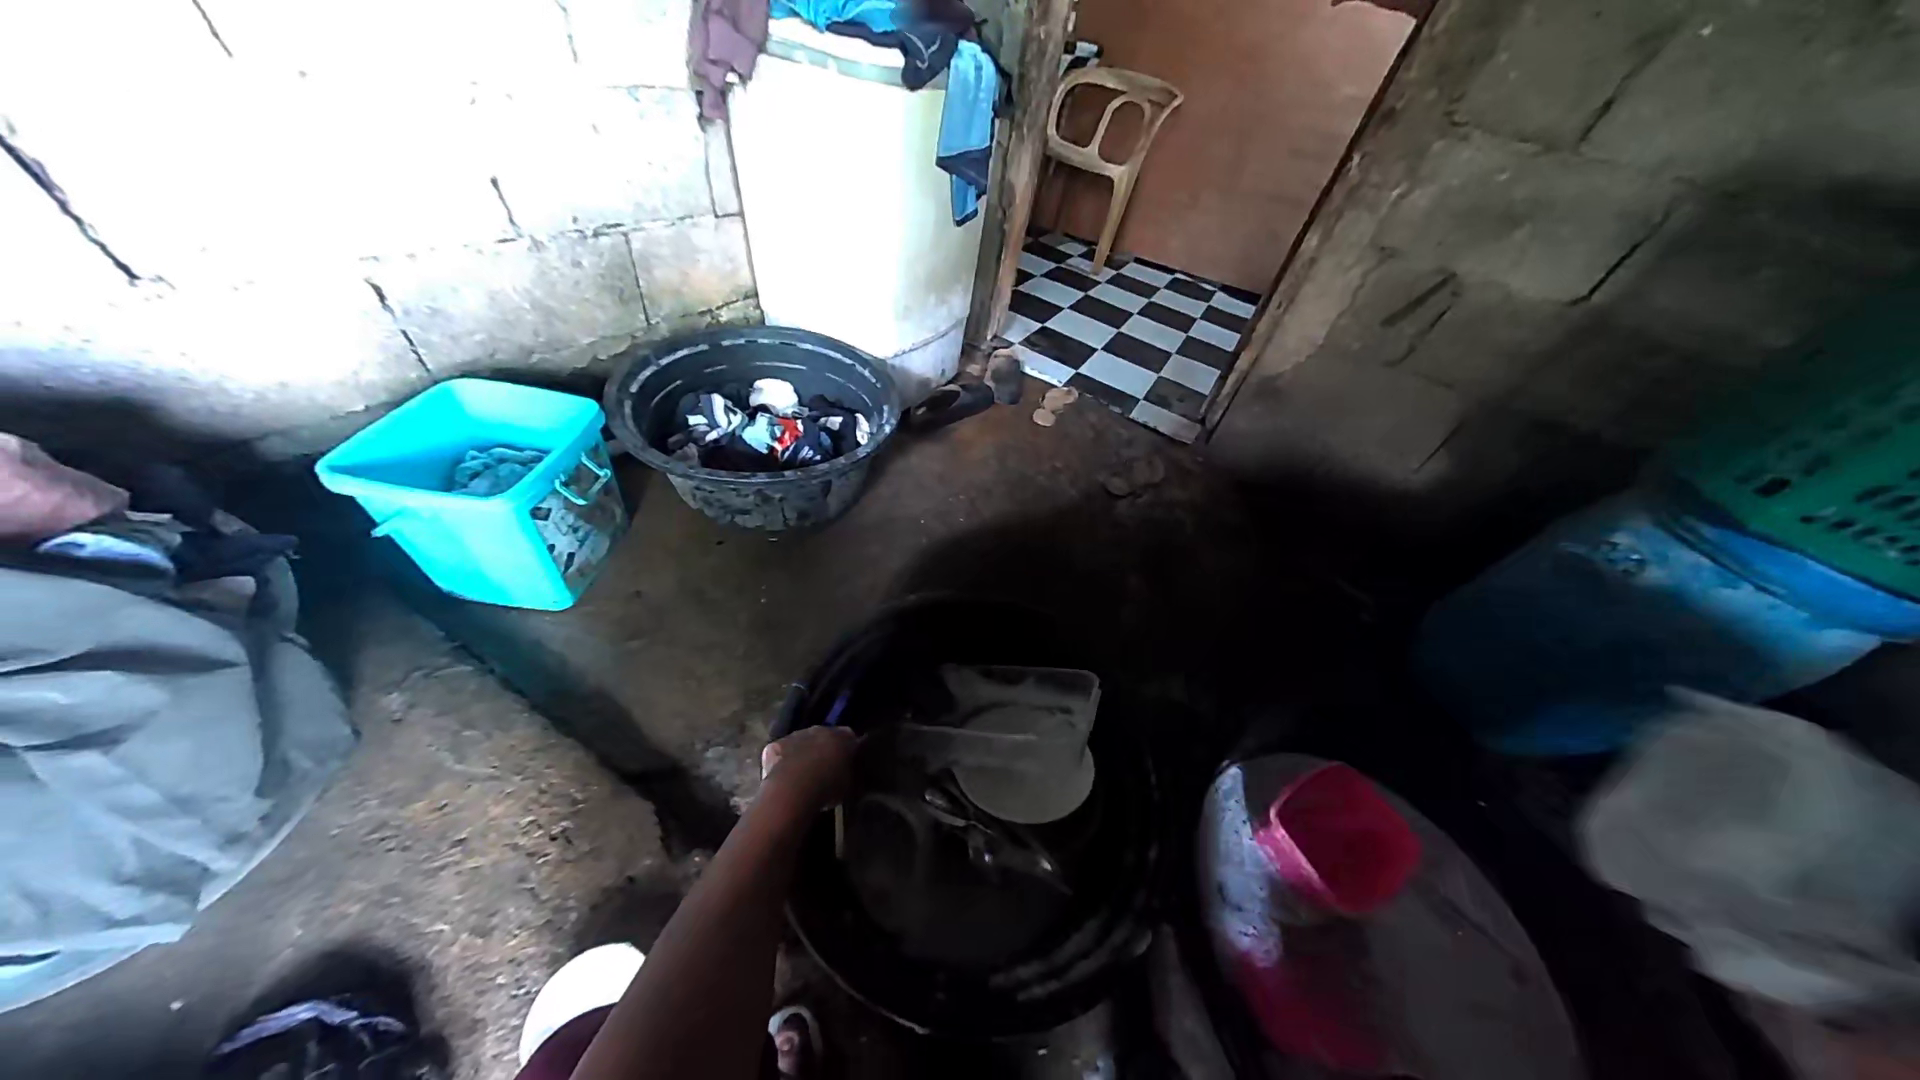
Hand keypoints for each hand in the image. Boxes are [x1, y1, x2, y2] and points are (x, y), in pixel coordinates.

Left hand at [758, 726, 856, 813]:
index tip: (847, 763)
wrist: (793, 790)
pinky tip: (783, 776)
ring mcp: (795, 735)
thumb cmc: (828, 787)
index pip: (849, 737)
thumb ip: (852, 772)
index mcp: (842, 736)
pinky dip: (782, 760)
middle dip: (825, 749)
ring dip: (803, 752)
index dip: (848, 749)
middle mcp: (819, 729)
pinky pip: (781, 751)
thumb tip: (851, 771)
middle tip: (824, 768)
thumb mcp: (850, 785)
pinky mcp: (775, 745)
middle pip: (824, 736)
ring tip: (803, 775)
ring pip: (801, 742)